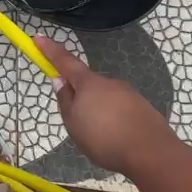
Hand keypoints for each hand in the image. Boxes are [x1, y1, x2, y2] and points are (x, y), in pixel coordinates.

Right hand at [35, 34, 177, 175]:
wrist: (153, 154)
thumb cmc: (105, 138)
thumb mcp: (74, 123)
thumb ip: (65, 100)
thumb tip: (61, 81)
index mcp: (88, 83)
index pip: (65, 61)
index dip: (50, 49)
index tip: (38, 37)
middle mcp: (110, 82)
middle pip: (88, 83)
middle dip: (81, 94)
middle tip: (78, 118)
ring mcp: (130, 94)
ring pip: (106, 97)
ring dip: (100, 110)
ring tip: (101, 136)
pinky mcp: (144, 109)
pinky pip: (122, 110)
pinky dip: (116, 119)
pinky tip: (118, 138)